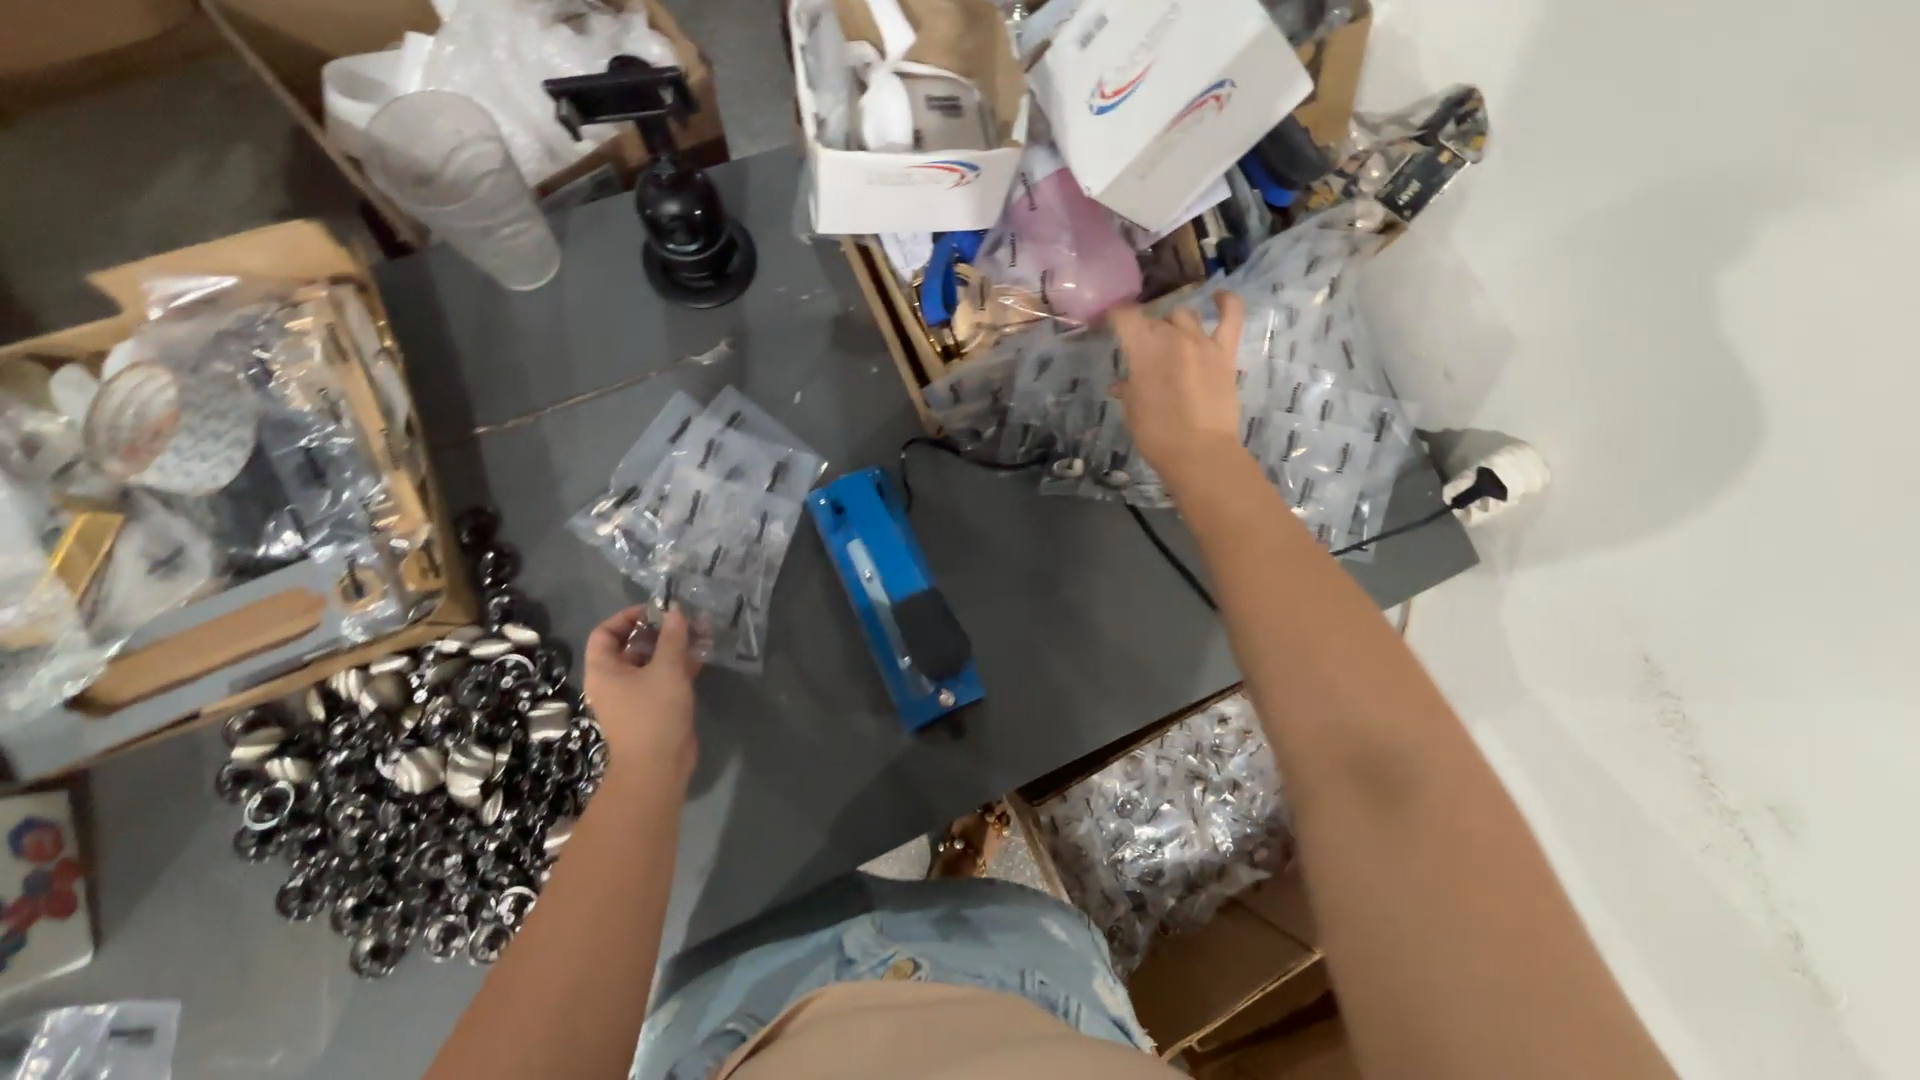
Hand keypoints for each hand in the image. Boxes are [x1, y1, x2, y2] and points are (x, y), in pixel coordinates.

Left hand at [583, 607, 699, 786]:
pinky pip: (663, 678)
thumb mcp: (667, 669)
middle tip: (684, 620)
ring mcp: (633, 695)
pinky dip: (679, 665)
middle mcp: (614, 681)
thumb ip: (672, 637)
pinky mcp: (653, 707)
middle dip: (658, 630)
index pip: (605, 633)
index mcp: (604, 670)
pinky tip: (701, 654)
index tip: (655, 611)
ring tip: (699, 633)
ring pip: (651, 662)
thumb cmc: (654, 713)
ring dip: (673, 647)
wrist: (658, 767)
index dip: (628, 617)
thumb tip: (675, 611)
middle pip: (631, 646)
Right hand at [1110, 291, 1246, 483]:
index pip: (1124, 316)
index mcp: (1143, 348)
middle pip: (1154, 320)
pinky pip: (1231, 317)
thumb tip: (1121, 384)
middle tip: (1141, 353)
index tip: (1108, 326)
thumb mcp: (1132, 410)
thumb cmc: (1156, 434)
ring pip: (1184, 315)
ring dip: (1174, 325)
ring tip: (1170, 341)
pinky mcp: (1225, 353)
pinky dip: (1226, 302)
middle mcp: (1172, 336)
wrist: (1199, 453)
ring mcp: (1202, 342)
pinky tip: (1219, 297)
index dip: (1113, 317)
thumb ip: (1128, 388)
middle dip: (1144, 332)